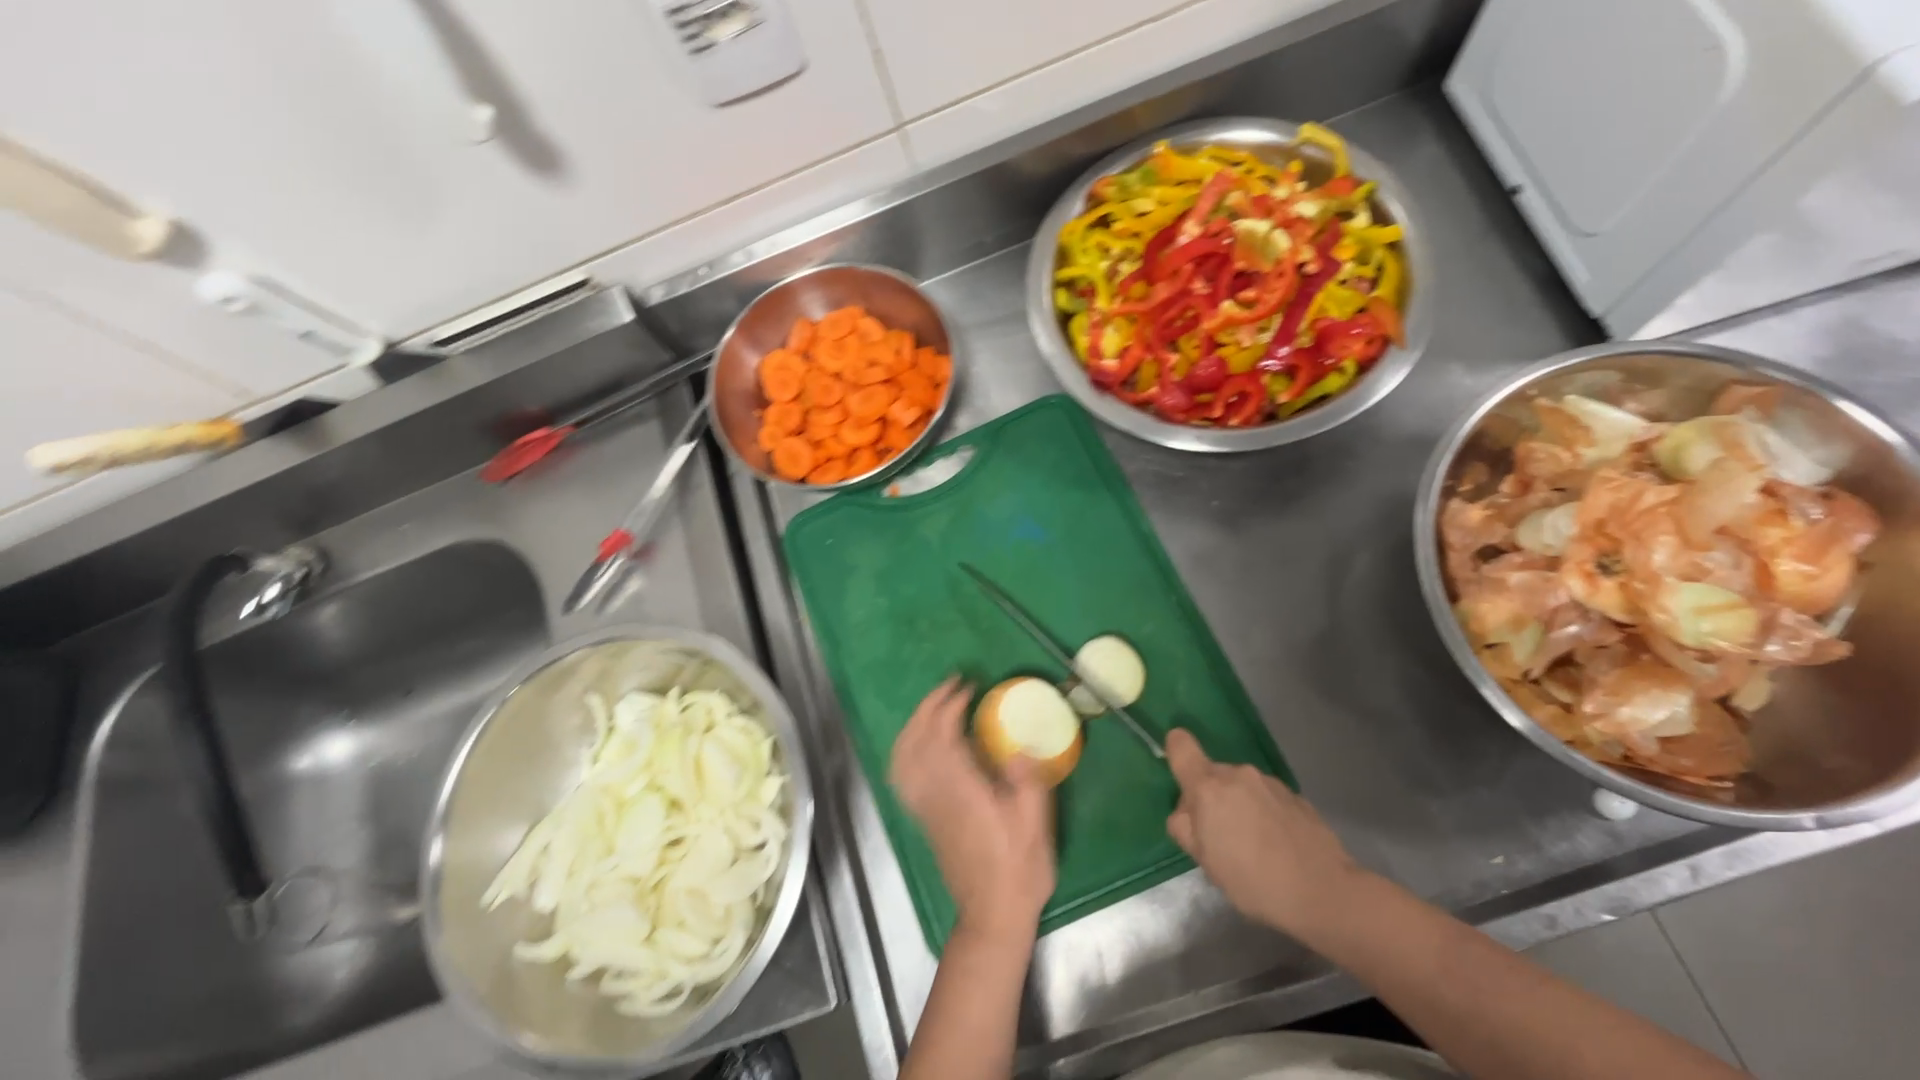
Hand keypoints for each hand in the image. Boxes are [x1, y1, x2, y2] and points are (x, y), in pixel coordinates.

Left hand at [890, 677, 1055, 939]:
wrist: (992, 913)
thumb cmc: (1020, 868)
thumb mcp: (1035, 823)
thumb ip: (1026, 781)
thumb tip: (1018, 748)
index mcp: (963, 789)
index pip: (944, 735)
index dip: (951, 706)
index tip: (969, 688)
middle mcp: (936, 793)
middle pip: (918, 739)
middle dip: (930, 706)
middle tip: (951, 686)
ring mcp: (925, 806)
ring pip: (904, 755)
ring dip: (914, 723)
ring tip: (934, 706)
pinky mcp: (924, 817)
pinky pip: (902, 776)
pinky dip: (905, 750)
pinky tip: (919, 744)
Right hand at [1165, 727, 1364, 935]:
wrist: (1321, 890)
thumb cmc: (1252, 879)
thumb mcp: (1204, 862)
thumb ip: (1184, 828)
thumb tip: (1185, 813)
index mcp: (1208, 787)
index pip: (1181, 747)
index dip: (1175, 751)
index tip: (1179, 774)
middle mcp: (1239, 774)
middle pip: (1212, 774)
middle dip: (1209, 798)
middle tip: (1219, 837)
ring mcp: (1271, 783)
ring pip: (1241, 787)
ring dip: (1238, 806)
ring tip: (1252, 845)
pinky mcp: (1296, 796)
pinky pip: (1266, 798)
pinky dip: (1264, 814)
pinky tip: (1275, 845)